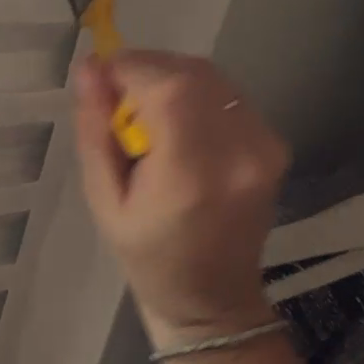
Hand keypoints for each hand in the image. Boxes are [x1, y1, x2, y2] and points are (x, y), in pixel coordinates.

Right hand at [73, 51, 289, 345]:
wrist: (211, 294)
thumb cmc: (144, 253)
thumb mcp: (102, 197)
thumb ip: (95, 130)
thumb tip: (89, 69)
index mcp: (190, 175)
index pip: (169, 88)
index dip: (130, 68)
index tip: (99, 79)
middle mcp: (239, 153)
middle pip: (193, 74)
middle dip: (145, 69)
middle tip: (113, 95)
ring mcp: (264, 147)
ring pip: (212, 78)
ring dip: (168, 78)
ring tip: (139, 111)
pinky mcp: (274, 143)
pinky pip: (226, 95)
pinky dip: (192, 93)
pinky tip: (171, 122)